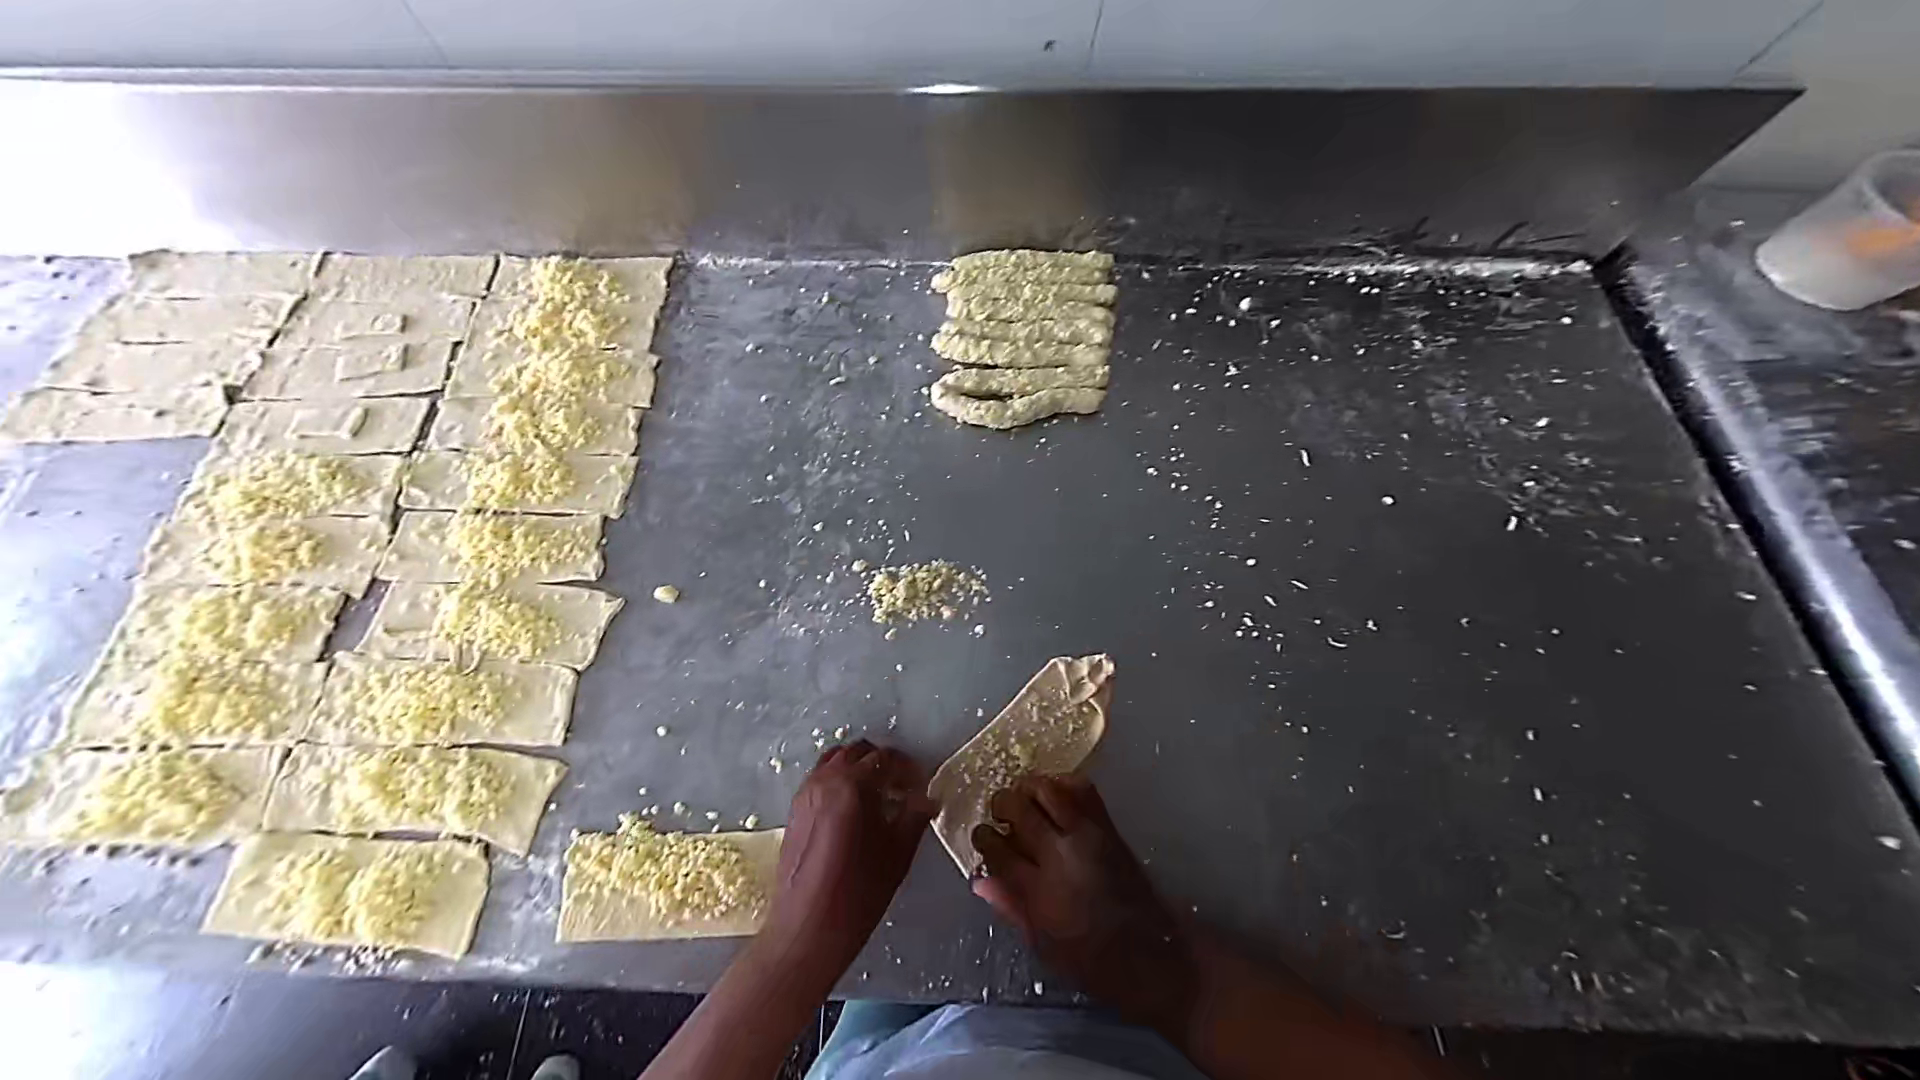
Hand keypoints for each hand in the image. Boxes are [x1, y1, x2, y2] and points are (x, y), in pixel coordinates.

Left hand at [764, 740, 932, 971]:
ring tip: (878, 795)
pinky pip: (821, 779)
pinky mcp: (795, 810)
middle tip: (902, 787)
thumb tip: (927, 797)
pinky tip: (854, 809)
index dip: (907, 768)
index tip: (920, 784)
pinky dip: (839, 781)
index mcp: (852, 785)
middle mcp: (825, 781)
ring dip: (859, 769)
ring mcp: (806, 793)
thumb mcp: (898, 853)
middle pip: (859, 753)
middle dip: (883, 764)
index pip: (886, 759)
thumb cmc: (858, 894)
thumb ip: (914, 816)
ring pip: (836, 761)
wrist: (807, 931)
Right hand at [971, 775, 1197, 1032]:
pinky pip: (1082, 788)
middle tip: (999, 812)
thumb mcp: (1042, 946)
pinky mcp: (1108, 826)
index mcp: (1038, 890)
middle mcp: (1060, 854)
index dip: (983, 837)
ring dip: (1028, 788)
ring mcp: (1086, 835)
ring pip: (1048, 789)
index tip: (982, 836)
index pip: (997, 848)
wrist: (1153, 955)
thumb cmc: (1092, 960)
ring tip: (1024, 798)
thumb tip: (980, 879)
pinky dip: (1063, 784)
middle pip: (1018, 809)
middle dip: (1001, 805)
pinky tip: (1054, 796)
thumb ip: (1010, 906)